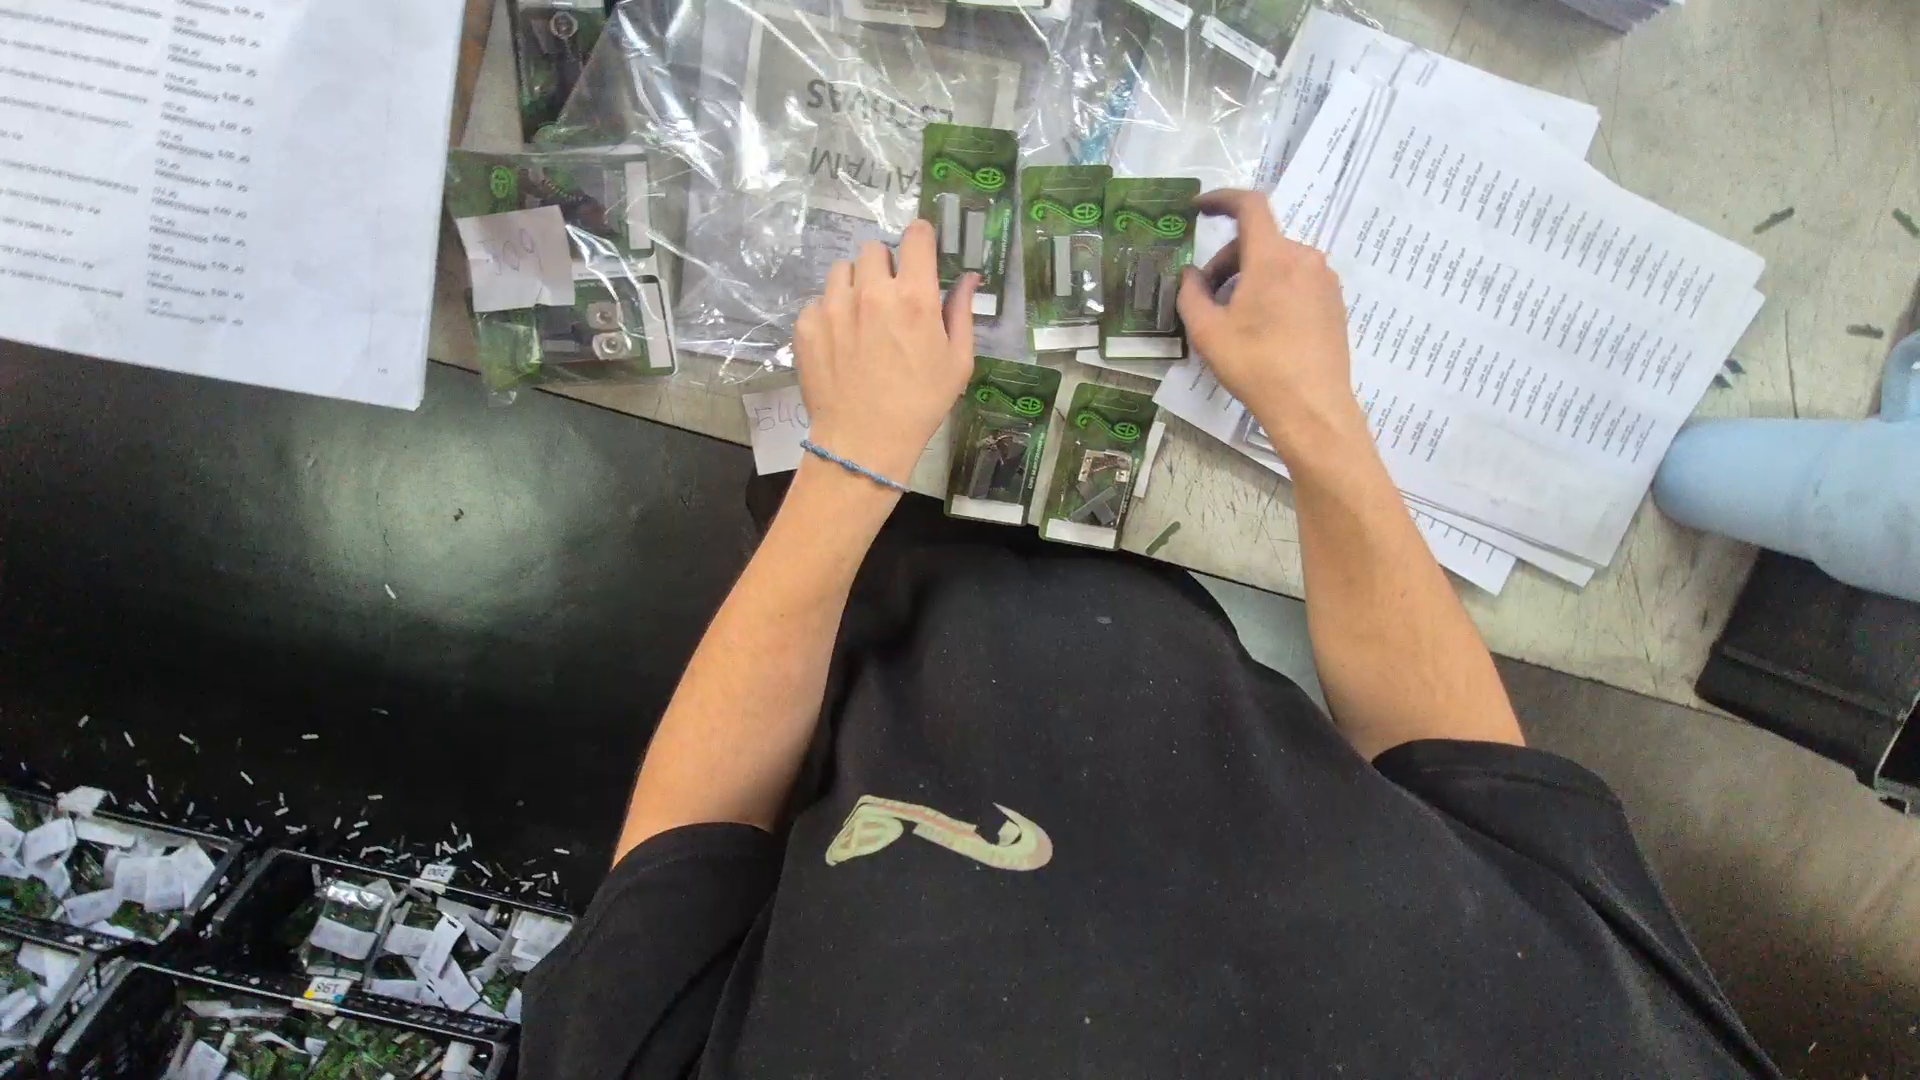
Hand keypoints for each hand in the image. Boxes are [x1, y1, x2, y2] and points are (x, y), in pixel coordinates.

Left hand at [794, 220, 977, 483]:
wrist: (864, 441)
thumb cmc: (920, 405)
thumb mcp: (957, 363)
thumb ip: (962, 313)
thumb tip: (969, 278)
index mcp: (914, 297)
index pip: (916, 236)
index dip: (920, 240)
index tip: (920, 254)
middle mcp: (871, 292)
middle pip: (874, 249)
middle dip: (885, 266)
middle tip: (890, 298)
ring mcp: (833, 306)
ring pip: (842, 270)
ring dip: (855, 284)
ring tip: (861, 318)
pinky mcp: (807, 324)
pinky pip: (819, 301)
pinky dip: (830, 313)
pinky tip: (841, 342)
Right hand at [1176, 190, 1369, 465]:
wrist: (1310, 406)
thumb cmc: (1255, 366)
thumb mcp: (1207, 332)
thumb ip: (1191, 294)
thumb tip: (1190, 275)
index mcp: (1272, 257)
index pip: (1249, 206)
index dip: (1221, 199)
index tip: (1199, 208)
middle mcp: (1304, 258)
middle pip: (1258, 242)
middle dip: (1227, 262)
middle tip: (1205, 298)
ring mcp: (1324, 280)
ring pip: (1276, 263)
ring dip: (1248, 279)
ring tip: (1232, 321)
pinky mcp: (1334, 302)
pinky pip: (1295, 282)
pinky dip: (1271, 292)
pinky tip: (1260, 330)